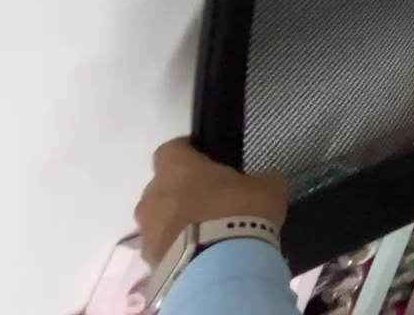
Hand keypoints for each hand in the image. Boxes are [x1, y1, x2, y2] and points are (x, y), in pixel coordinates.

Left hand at [135, 138, 288, 264]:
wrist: (219, 264)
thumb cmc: (242, 209)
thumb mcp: (266, 184)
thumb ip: (253, 179)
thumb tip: (252, 183)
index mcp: (179, 170)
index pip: (170, 149)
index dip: (186, 150)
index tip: (205, 154)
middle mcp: (154, 197)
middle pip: (163, 185)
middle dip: (184, 188)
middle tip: (212, 193)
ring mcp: (146, 230)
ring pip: (161, 214)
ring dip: (179, 215)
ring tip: (208, 223)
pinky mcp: (148, 257)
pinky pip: (163, 239)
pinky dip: (179, 238)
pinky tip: (204, 243)